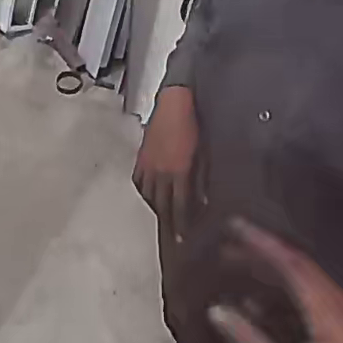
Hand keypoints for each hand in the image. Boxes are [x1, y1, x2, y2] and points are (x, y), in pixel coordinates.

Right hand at [133, 85, 199, 239]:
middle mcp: (160, 171)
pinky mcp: (141, 156)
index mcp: (178, 171)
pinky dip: (141, 192)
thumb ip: (201, 179)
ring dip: (153, 210)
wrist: (174, 103)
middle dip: (166, 223)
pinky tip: (144, 198)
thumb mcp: (202, 154)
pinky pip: (138, 180)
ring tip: (157, 223)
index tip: (182, 238)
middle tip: (169, 239)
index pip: (179, 205)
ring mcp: (148, 164)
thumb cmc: (193, 125)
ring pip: (147, 194)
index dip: (181, 224)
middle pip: (161, 204)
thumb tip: (204, 200)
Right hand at [206, 220, 342, 342]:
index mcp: (335, 317)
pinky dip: (278, 293)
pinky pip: (306, 301)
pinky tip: (254, 299)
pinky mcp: (342, 338)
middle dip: (261, 254)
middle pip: (299, 270)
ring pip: (303, 284)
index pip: (294, 266)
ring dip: (269, 273)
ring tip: (233, 263)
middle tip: (224, 243)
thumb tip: (217, 309)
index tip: (233, 223)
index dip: (261, 243)